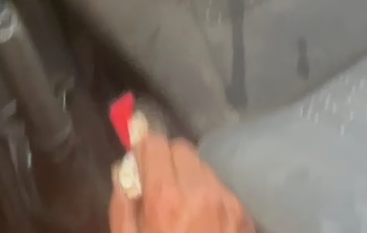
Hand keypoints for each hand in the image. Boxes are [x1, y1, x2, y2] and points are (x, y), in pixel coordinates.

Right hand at [109, 130, 252, 232]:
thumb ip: (122, 206)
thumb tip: (125, 173)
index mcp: (166, 196)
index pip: (154, 143)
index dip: (143, 152)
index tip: (141, 167)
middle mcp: (199, 190)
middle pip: (180, 148)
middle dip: (167, 162)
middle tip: (161, 187)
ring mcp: (227, 201)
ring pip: (202, 167)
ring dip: (190, 178)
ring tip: (185, 210)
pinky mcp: (244, 216)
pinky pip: (221, 189)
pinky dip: (210, 197)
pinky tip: (205, 224)